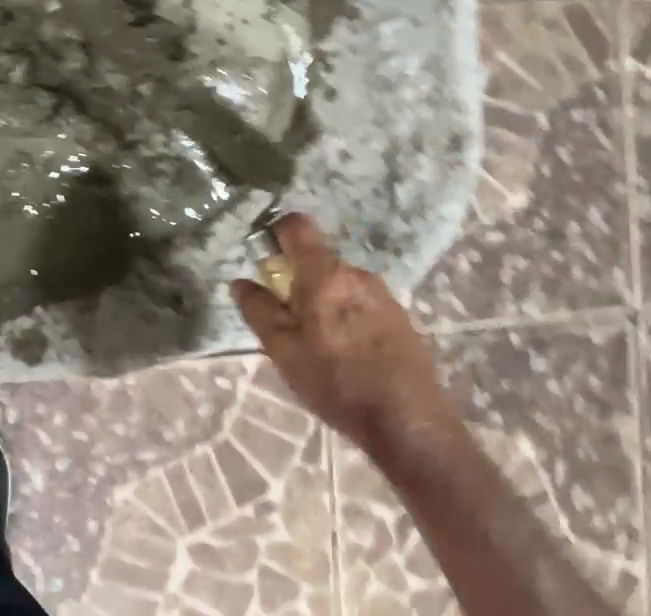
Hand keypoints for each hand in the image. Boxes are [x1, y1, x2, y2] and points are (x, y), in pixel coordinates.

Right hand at [231, 214, 455, 456]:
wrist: (409, 425)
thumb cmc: (335, 380)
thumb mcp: (280, 348)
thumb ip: (257, 308)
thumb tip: (241, 282)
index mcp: (326, 273)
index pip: (297, 226)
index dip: (275, 232)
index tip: (264, 259)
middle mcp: (359, 275)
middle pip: (318, 261)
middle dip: (297, 280)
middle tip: (286, 320)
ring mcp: (386, 297)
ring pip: (340, 285)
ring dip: (323, 301)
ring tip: (316, 344)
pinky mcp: (403, 321)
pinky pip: (361, 305)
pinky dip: (346, 318)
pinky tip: (346, 355)